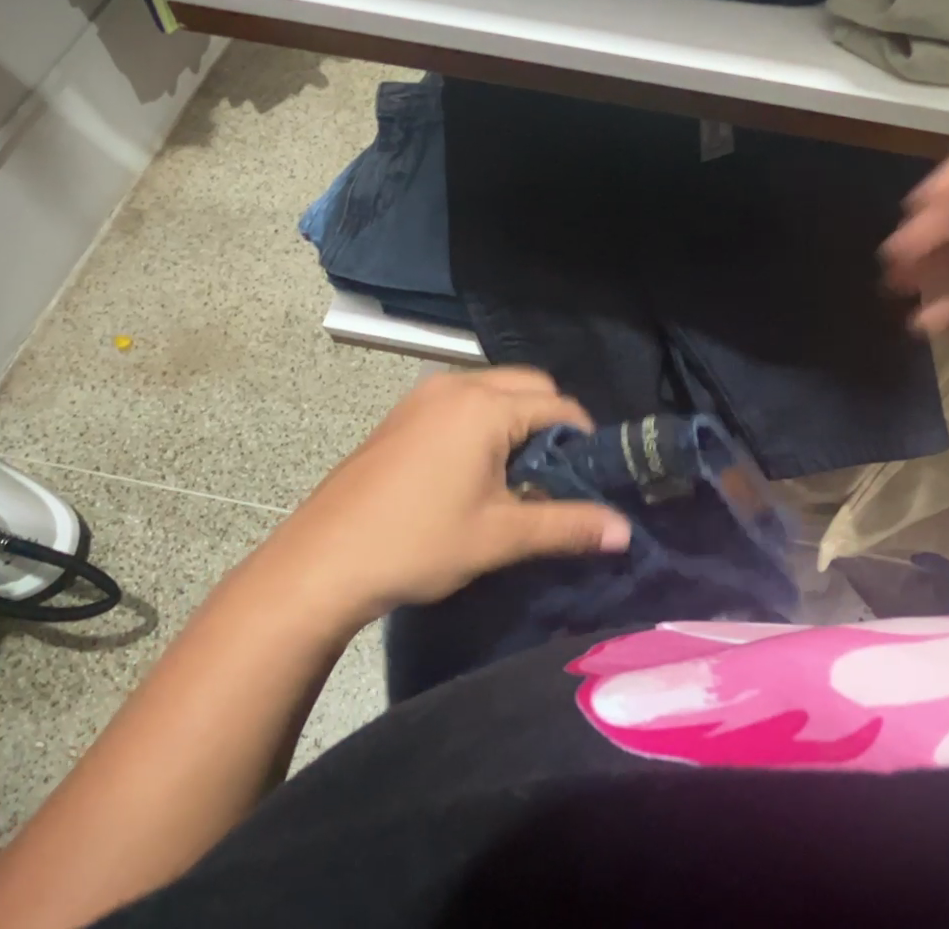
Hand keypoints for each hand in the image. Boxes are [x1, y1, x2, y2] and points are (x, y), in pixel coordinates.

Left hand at [253, 368, 631, 622]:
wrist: (323, 562)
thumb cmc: (418, 544)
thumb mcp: (501, 537)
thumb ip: (568, 526)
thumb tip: (625, 531)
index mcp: (484, 406)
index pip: (559, 404)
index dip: (584, 440)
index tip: (590, 480)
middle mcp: (454, 387)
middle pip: (527, 386)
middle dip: (551, 423)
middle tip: (554, 478)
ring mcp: (421, 398)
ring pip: (492, 393)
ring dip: (515, 424)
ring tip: (516, 480)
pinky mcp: (400, 417)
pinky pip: (460, 405)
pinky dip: (482, 426)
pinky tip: (474, 475)